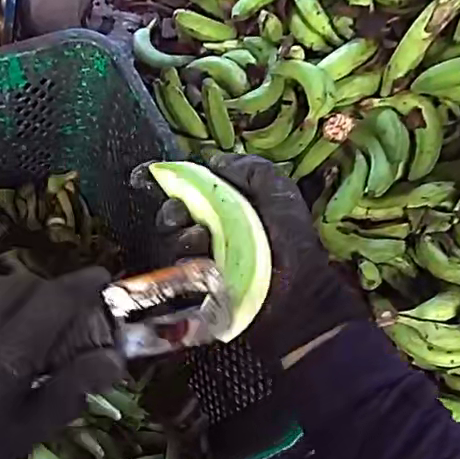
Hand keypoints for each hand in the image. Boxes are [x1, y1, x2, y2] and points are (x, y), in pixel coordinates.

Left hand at [0, 268, 125, 458]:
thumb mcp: (38, 424)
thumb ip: (76, 386)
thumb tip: (114, 357)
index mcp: (11, 356)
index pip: (53, 301)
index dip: (82, 284)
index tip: (103, 278)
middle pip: (31, 287)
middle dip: (60, 289)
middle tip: (78, 306)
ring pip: (4, 285)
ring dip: (33, 289)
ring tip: (47, 309)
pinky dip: (2, 292)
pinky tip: (11, 309)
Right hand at [154, 153, 366, 368]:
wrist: (296, 298)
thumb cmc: (292, 245)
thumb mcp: (279, 194)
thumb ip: (251, 170)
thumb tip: (211, 160)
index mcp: (228, 205)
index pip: (190, 189)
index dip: (174, 183)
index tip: (163, 180)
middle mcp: (211, 229)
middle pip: (172, 214)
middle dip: (173, 212)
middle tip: (182, 218)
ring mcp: (202, 260)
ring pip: (172, 241)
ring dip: (184, 237)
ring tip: (204, 243)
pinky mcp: (197, 287)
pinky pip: (177, 270)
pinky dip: (187, 264)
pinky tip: (205, 266)